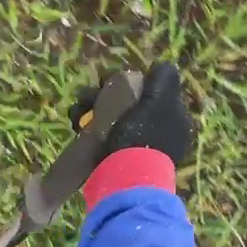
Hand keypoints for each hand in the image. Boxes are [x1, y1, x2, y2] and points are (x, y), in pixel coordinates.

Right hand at [70, 61, 194, 167]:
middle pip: (127, 104)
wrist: (123, 180)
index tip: (107, 82)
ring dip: (90, 110)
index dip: (127, 83)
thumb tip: (162, 66)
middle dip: (102, 97)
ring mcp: (135, 148)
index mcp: (172, 119)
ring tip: (75, 115)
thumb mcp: (159, 102)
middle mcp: (157, 133)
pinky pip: (101, 135)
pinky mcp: (114, 159)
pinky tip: (77, 127)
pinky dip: (88, 127)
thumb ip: (164, 82)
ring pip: (111, 118)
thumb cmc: (140, 138)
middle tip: (84, 98)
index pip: (149, 92)